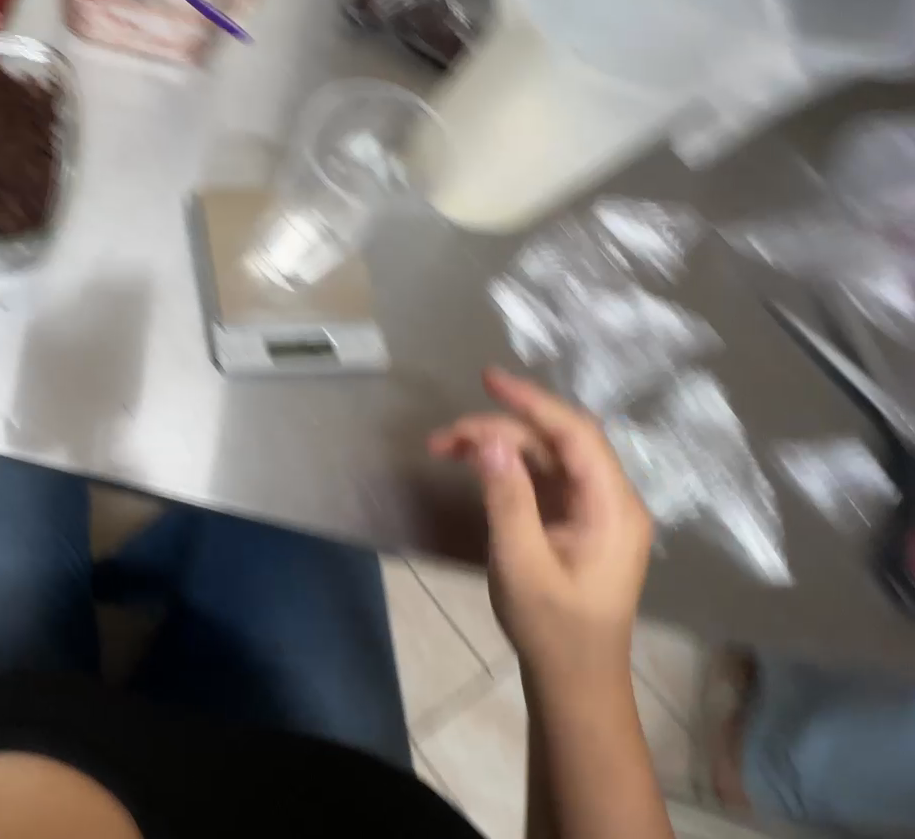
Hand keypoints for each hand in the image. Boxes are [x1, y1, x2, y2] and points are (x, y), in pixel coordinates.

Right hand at [429, 368, 653, 685]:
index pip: (577, 436)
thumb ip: (508, 499)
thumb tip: (491, 441)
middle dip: (498, 428)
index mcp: (613, 509)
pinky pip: (536, 474)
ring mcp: (589, 509)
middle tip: (442, 438)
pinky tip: (468, 463)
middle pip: (554, 441)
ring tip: (442, 448)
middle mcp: (607, 500)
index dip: (534, 402)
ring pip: (541, 455)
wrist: (572, 674)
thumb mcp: (522, 562)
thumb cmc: (552, 624)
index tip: (488, 380)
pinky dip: (500, 462)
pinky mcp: (568, 519)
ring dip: (493, 443)